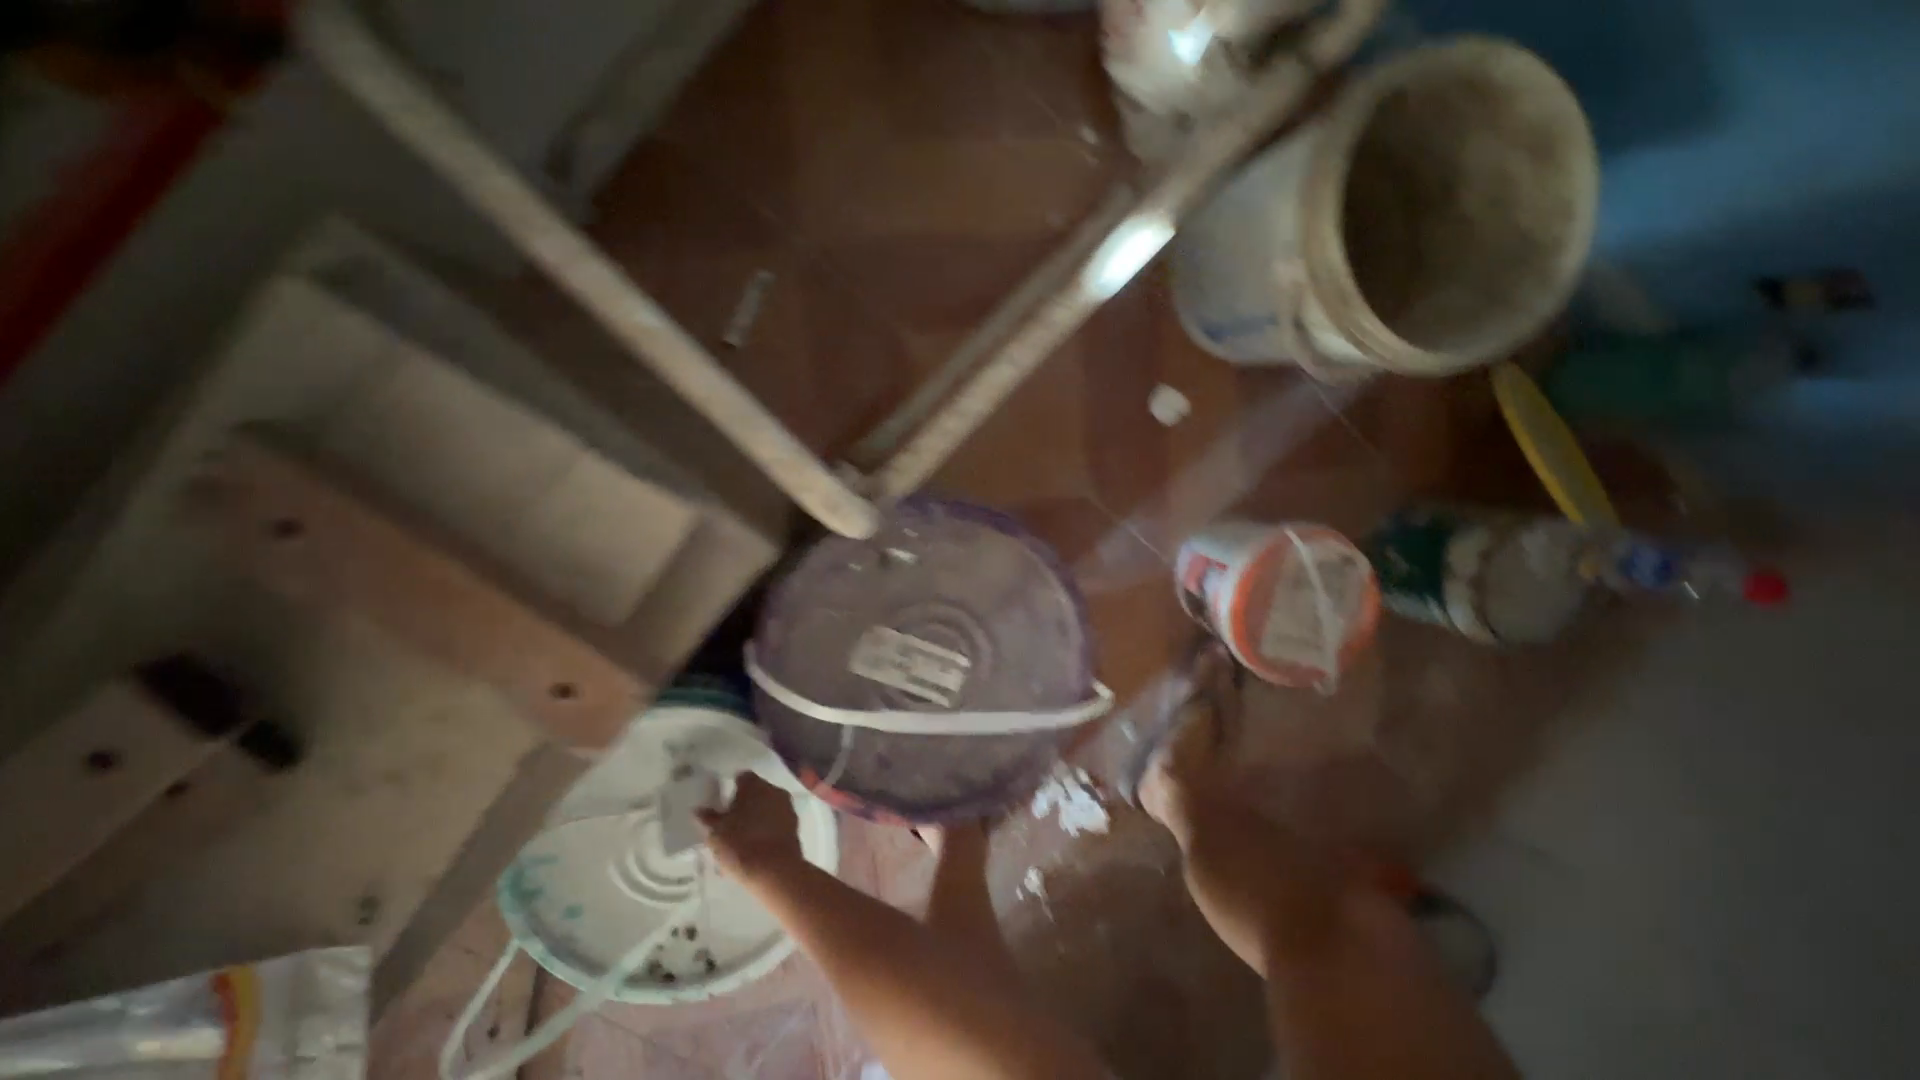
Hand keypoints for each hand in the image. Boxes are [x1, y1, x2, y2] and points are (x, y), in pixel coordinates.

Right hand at [698, 772, 806, 884]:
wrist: (775, 871)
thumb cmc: (740, 845)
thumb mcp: (716, 833)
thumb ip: (708, 818)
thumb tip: (699, 810)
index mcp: (754, 785)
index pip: (742, 778)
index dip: (732, 789)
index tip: (723, 806)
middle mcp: (774, 790)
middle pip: (757, 792)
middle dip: (745, 804)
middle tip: (730, 823)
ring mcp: (788, 808)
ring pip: (769, 807)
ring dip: (758, 817)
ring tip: (742, 838)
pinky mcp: (795, 827)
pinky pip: (777, 823)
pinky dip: (768, 830)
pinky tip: (757, 847)